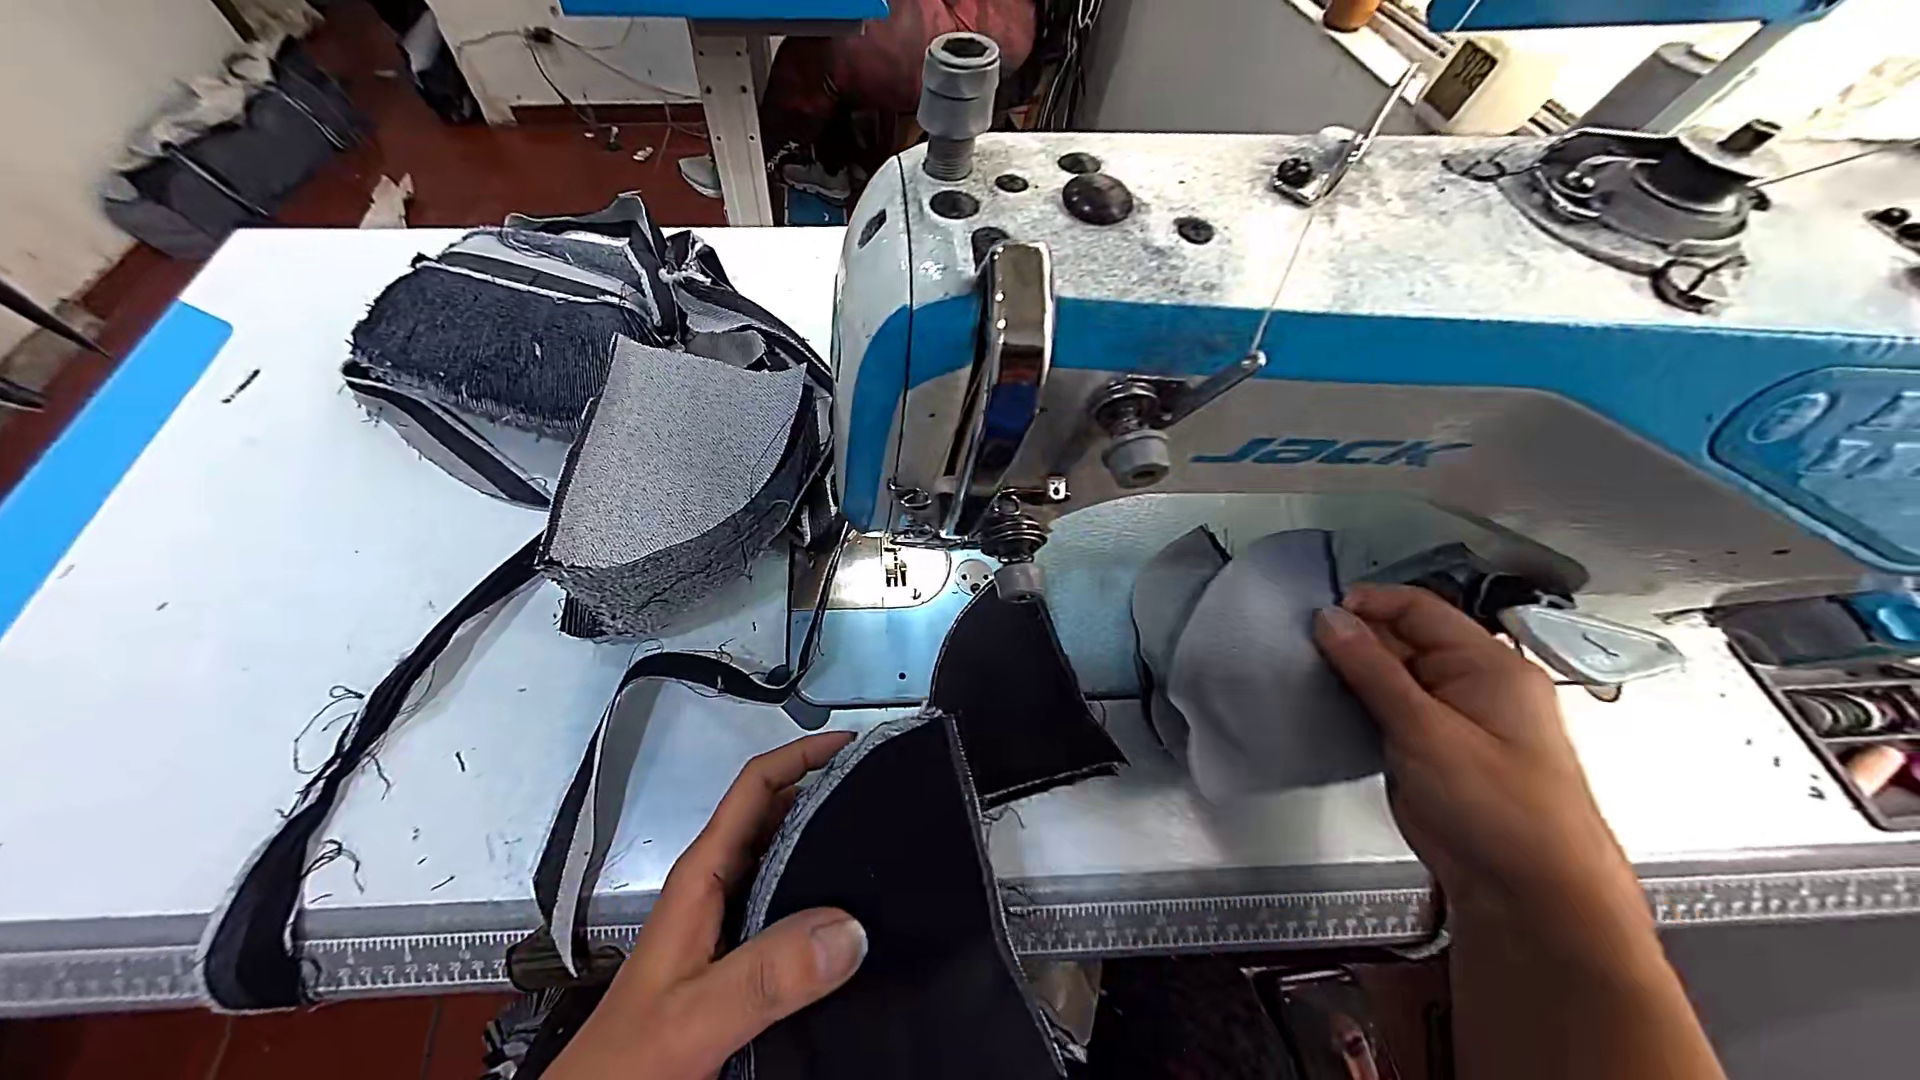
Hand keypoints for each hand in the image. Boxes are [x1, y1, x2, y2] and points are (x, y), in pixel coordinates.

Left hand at [548, 732, 867, 1079]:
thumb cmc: (632, 1060)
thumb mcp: (696, 1016)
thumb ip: (767, 974)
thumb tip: (852, 928)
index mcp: (704, 872)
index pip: (755, 785)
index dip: (801, 754)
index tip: (852, 745)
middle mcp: (717, 880)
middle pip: (775, 809)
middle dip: (824, 787)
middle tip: (880, 791)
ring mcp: (728, 913)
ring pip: (783, 850)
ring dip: (824, 833)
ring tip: (878, 837)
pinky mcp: (740, 947)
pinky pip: (789, 893)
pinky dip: (822, 881)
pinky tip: (854, 905)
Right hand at [1312, 586, 1643, 927]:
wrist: (1526, 894)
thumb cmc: (1500, 810)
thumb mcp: (1425, 729)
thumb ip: (1372, 669)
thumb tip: (1331, 619)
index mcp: (1489, 665)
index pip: (1419, 608)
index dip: (1367, 603)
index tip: (1320, 614)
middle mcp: (1471, 683)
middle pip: (1402, 638)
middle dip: (1355, 639)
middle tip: (1308, 647)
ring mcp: (1450, 716)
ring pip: (1390, 673)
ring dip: (1353, 672)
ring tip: (1313, 675)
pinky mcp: (1429, 745)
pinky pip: (1387, 707)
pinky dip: (1358, 701)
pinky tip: (1332, 706)